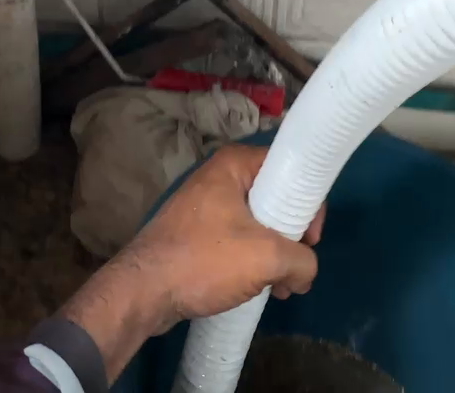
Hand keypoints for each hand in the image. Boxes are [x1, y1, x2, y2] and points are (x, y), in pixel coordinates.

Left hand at [58, 145, 323, 379]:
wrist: (144, 290)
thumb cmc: (205, 259)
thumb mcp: (266, 257)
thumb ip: (302, 260)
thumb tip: (306, 272)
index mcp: (234, 163)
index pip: (289, 168)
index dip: (308, 203)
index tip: (311, 239)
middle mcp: (219, 175)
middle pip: (274, 197)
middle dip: (291, 236)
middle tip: (295, 268)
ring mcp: (204, 203)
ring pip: (256, 221)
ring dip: (273, 253)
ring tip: (279, 288)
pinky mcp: (195, 231)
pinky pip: (236, 237)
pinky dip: (251, 259)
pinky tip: (256, 288)